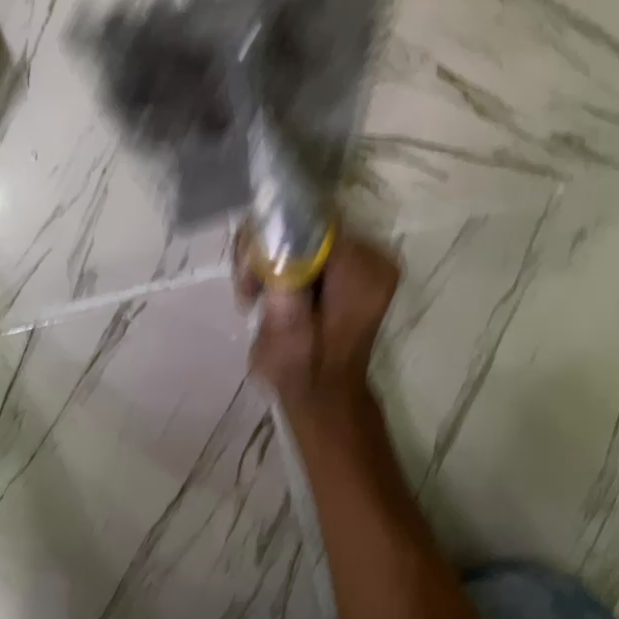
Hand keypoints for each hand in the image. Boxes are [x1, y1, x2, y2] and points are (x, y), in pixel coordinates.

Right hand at [234, 228, 400, 418]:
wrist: (325, 397)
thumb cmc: (303, 372)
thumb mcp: (284, 332)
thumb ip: (283, 277)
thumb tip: (271, 232)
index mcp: (362, 271)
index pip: (307, 222)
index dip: (268, 239)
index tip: (248, 277)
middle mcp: (370, 255)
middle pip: (302, 221)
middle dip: (265, 249)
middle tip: (247, 291)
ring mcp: (362, 257)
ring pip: (299, 228)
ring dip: (268, 256)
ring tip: (253, 295)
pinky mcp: (350, 263)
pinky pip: (305, 242)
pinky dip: (281, 259)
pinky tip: (268, 288)